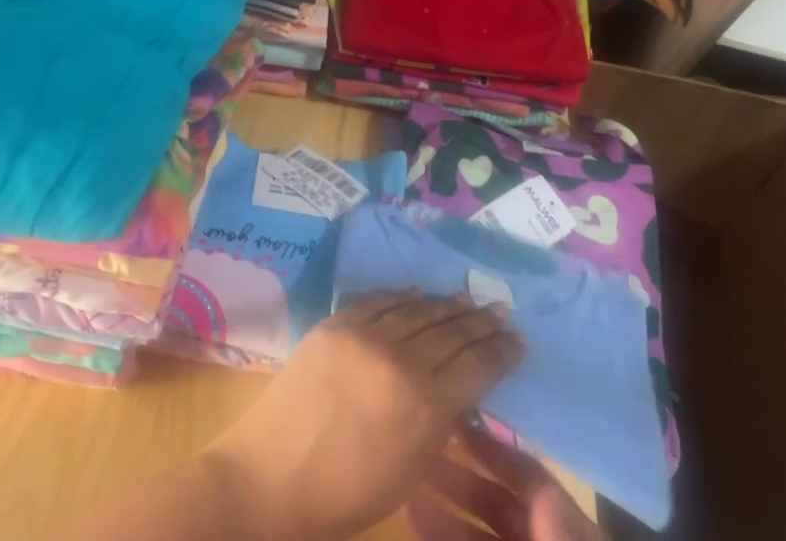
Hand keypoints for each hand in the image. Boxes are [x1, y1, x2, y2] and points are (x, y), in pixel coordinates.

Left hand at [205, 289, 523, 540]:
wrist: (268, 479)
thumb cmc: (346, 493)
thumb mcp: (411, 469)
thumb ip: (441, 422)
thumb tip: (460, 387)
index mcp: (426, 404)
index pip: (478, 365)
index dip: (502, 350)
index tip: (517, 338)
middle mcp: (401, 361)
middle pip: (452, 331)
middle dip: (481, 321)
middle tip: (500, 309)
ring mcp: (364, 338)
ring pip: (417, 310)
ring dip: (446, 303)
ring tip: (467, 297)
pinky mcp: (333, 326)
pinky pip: (377, 302)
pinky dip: (401, 296)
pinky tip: (416, 292)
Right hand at [409, 427, 604, 540]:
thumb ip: (555, 521)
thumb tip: (539, 483)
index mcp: (568, 525)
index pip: (529, 476)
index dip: (495, 448)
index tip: (459, 419)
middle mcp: (542, 534)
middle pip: (498, 502)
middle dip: (460, 477)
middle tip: (421, 449)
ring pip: (479, 530)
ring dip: (445, 509)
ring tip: (408, 485)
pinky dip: (443, 534)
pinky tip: (415, 520)